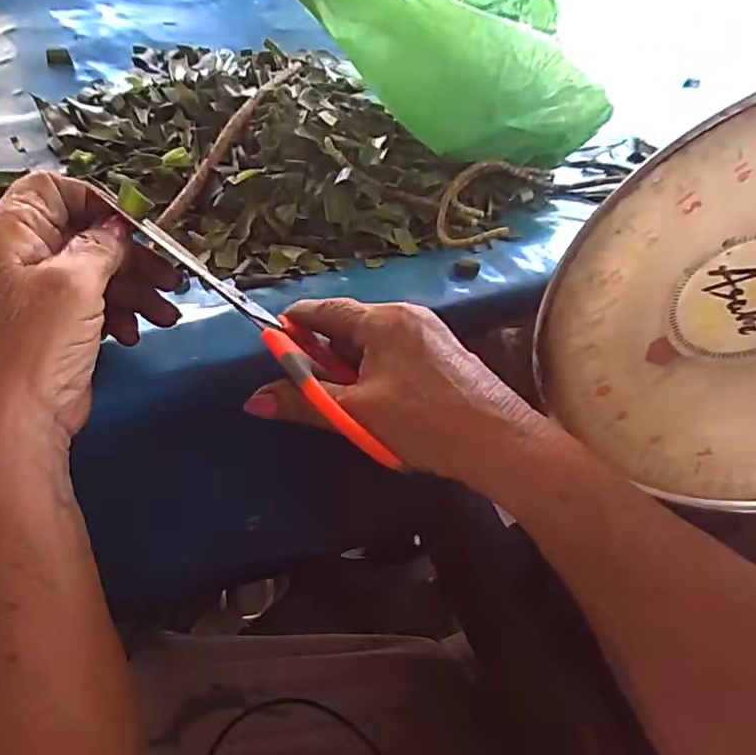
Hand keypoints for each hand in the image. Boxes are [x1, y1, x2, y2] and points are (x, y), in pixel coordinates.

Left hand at [0, 171, 180, 446]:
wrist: (21, 417)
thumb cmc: (38, 342)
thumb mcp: (74, 281)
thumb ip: (102, 244)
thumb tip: (118, 226)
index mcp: (12, 230)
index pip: (57, 190)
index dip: (99, 203)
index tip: (137, 227)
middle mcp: (24, 256)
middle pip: (88, 236)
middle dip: (132, 258)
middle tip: (170, 278)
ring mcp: (42, 294)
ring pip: (99, 275)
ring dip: (136, 292)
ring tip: (166, 315)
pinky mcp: (60, 327)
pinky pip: (97, 307)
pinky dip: (120, 316)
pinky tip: (134, 334)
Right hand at [242, 298, 554, 482]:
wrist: (500, 443)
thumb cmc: (423, 423)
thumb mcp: (354, 414)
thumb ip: (303, 402)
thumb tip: (255, 400)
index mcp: (383, 321)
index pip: (325, 311)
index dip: (294, 324)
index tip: (271, 340)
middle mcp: (407, 317)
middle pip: (348, 327)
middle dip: (322, 353)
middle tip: (305, 384)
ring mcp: (429, 334)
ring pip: (370, 344)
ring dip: (347, 367)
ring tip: (341, 402)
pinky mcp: (442, 356)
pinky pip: (392, 355)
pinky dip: (371, 373)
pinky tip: (374, 403)